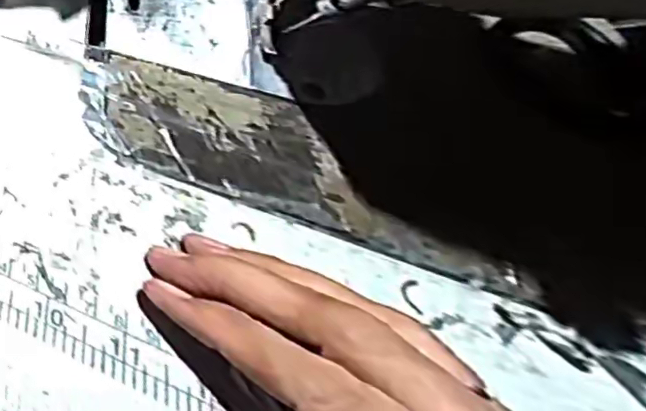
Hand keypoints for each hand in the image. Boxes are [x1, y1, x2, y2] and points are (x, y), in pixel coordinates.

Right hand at [142, 236, 500, 409]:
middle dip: (235, 277)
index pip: (291, 364)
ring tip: (216, 249)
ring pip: (361, 308)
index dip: (215, 322)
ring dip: (278, 272)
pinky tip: (299, 282)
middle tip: (172, 255)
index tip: (161, 293)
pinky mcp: (484, 404)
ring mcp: (474, 405)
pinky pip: (398, 325)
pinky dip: (332, 293)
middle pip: (325, 317)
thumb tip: (230, 382)